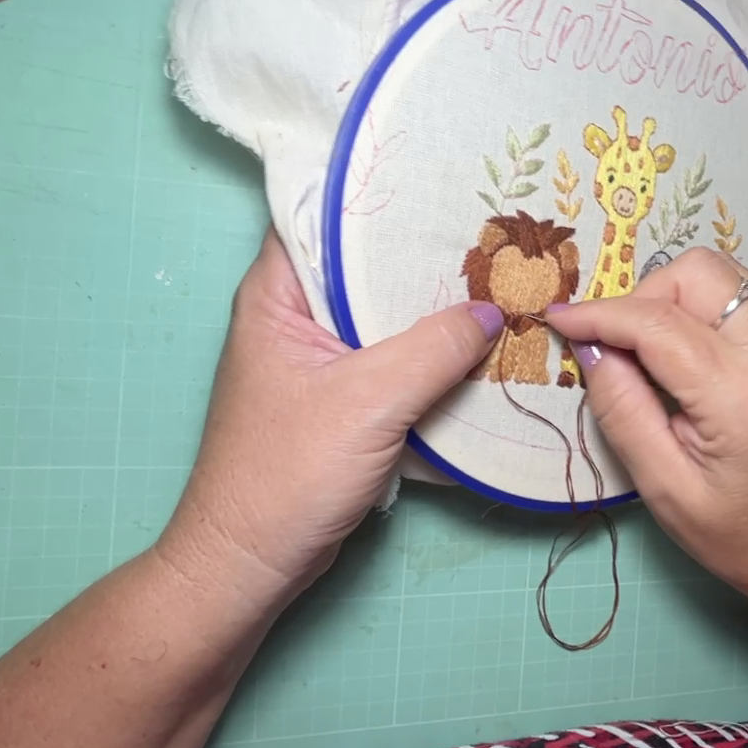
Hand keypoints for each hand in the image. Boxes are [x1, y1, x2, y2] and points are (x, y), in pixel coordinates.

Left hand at [157, 231, 501, 596]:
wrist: (253, 563)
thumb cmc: (289, 473)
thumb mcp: (369, 401)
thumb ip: (434, 348)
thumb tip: (494, 312)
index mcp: (276, 296)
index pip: (325, 218)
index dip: (382, 199)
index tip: (444, 185)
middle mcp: (295, 316)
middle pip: (365, 267)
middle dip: (424, 254)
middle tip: (489, 233)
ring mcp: (319, 357)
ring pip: (384, 314)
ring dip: (432, 307)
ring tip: (494, 279)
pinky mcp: (342, 394)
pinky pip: (392, 355)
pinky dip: (429, 350)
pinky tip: (475, 342)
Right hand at [543, 249, 747, 616]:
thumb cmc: (739, 535)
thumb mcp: (664, 488)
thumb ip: (622, 410)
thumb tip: (591, 347)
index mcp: (746, 399)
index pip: (660, 324)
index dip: (601, 315)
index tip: (559, 319)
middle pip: (698, 273)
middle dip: (642, 298)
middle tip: (617, 347)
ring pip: (720, 272)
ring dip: (670, 297)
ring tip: (646, 348)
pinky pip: (738, 293)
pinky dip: (697, 305)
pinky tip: (681, 349)